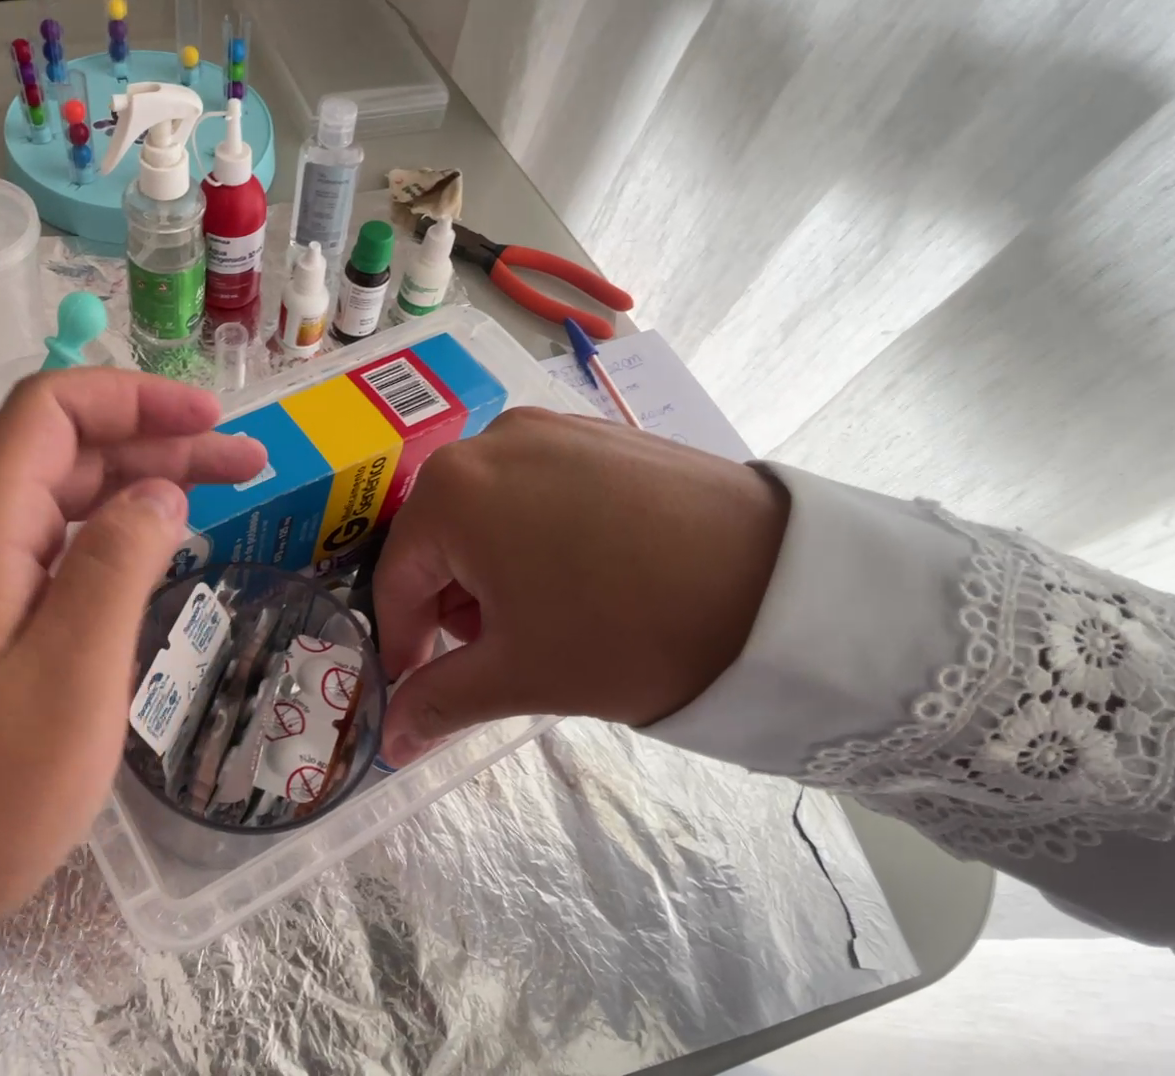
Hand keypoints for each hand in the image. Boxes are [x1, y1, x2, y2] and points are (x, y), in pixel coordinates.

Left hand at [0, 370, 265, 977]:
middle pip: (60, 451)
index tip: (209, 419)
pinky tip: (156, 547)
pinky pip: (48, 548)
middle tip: (245, 462)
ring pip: (58, 498)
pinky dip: (109, 534)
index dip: (131, 399)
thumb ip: (115, 569)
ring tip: (222, 491)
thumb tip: (158, 493)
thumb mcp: (71, 681)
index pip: (47, 413)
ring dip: (137, 484)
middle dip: (154, 441)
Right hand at [373, 408, 788, 766]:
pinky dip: (538, 535)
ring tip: (547, 615)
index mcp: (450, 492)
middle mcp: (488, 441)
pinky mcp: (600, 432)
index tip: (421, 686)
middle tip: (498, 651)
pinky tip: (584, 574)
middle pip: (440, 539)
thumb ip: (437, 704)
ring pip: (487, 512)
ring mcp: (549, 428)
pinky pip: (537, 489)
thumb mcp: (519, 675)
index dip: (403, 643)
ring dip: (494, 569)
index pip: (395, 579)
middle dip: (454, 603)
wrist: (786, 587)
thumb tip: (389, 746)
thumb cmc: (626, 631)